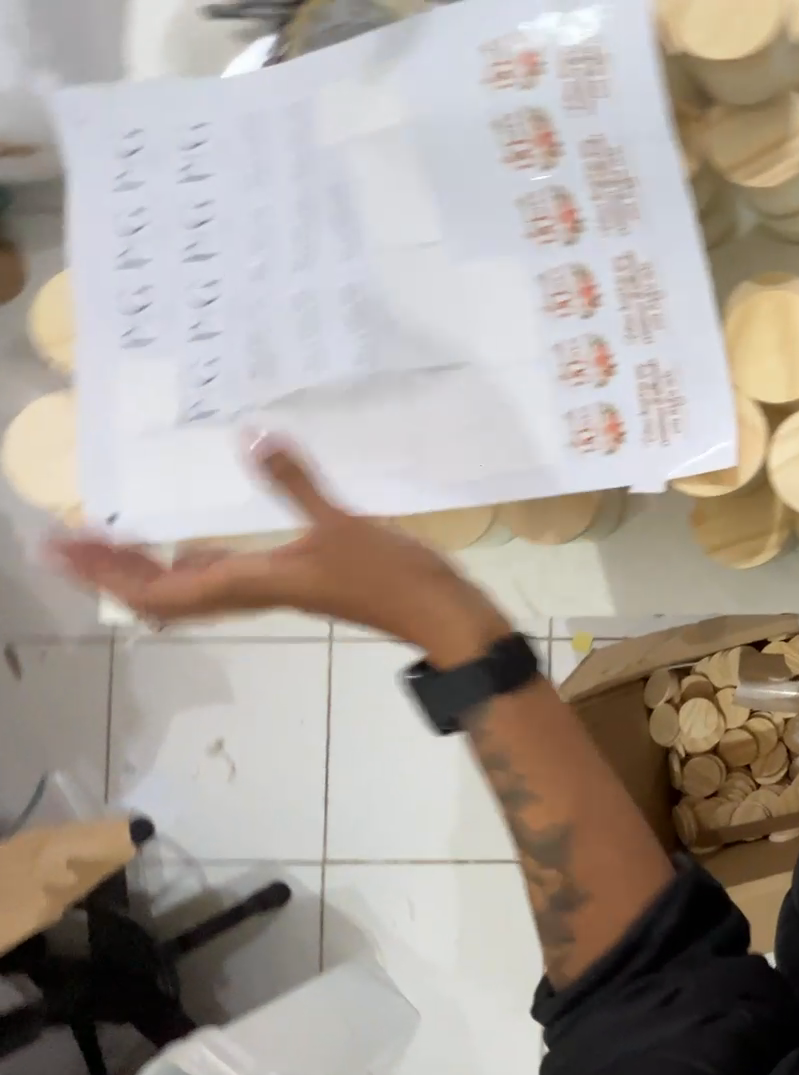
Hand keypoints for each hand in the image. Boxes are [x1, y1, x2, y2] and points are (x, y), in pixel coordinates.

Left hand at [47, 437, 511, 665]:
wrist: (441, 615)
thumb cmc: (388, 578)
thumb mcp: (344, 525)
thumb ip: (297, 484)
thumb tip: (254, 436)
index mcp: (253, 582)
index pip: (155, 588)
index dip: (102, 570)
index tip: (59, 542)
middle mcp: (257, 592)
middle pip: (166, 595)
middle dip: (118, 571)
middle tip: (82, 539)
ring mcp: (285, 592)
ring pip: (197, 591)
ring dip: (155, 572)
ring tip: (131, 541)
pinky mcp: (310, 586)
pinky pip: (232, 582)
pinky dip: (204, 567)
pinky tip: (212, 546)